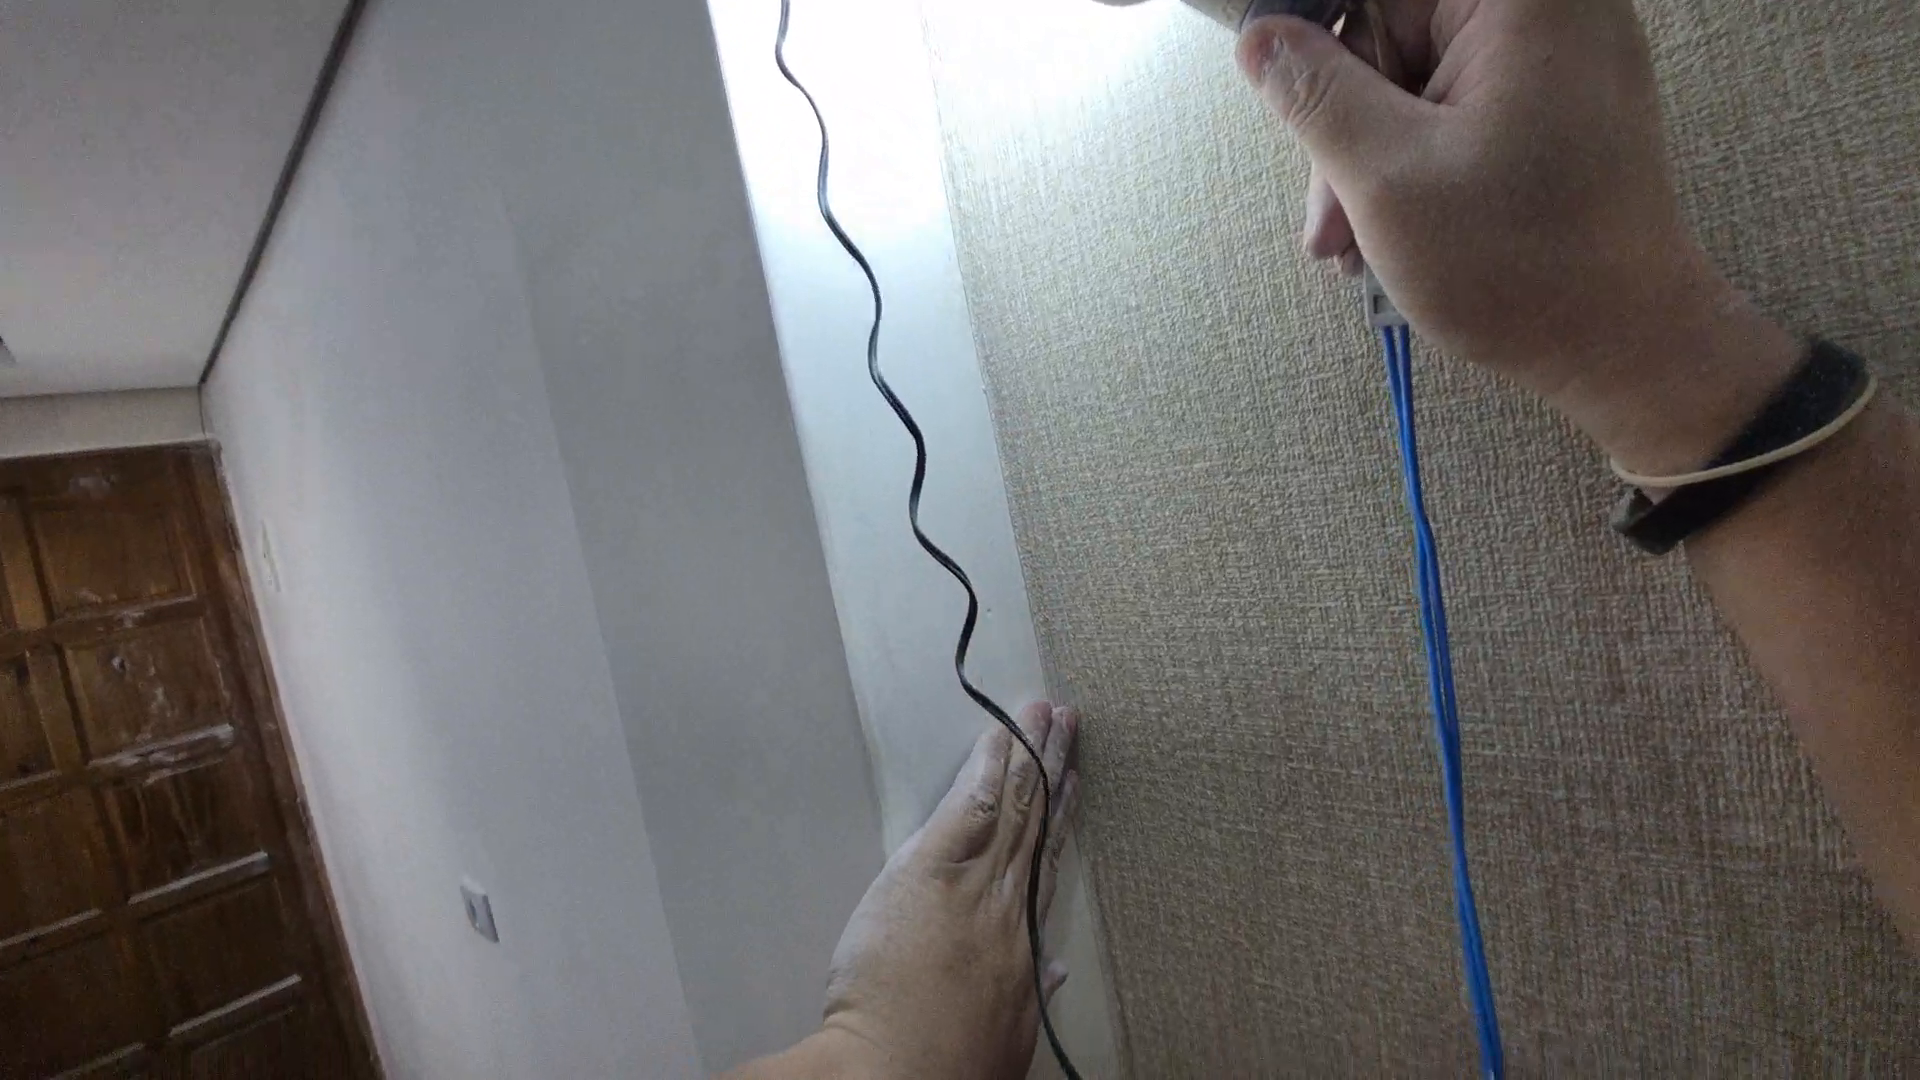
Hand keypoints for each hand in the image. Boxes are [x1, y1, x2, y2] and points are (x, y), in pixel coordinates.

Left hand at [820, 703, 1077, 1079]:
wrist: (893, 1075)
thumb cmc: (947, 1065)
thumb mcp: (1009, 1037)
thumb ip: (1032, 992)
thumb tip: (1056, 966)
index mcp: (1022, 937)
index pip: (1048, 859)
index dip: (1064, 814)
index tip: (1075, 779)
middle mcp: (1007, 899)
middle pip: (1037, 818)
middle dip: (1053, 765)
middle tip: (1067, 721)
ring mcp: (972, 879)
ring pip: (1011, 804)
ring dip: (1028, 753)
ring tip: (1043, 714)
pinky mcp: (929, 867)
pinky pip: (967, 807)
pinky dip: (986, 770)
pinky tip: (998, 738)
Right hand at [1237, 1, 1799, 473]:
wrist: (1609, 339)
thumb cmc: (1509, 260)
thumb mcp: (1384, 178)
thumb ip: (1316, 97)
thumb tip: (1260, 36)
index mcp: (1518, 0)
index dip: (1319, 37)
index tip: (1282, 93)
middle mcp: (1541, 13)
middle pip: (1390, 37)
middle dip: (1341, 128)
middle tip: (1327, 222)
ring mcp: (1544, 65)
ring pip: (1405, 89)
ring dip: (1361, 167)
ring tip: (1352, 246)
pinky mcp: (1540, 112)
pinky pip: (1440, 120)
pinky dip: (1399, 174)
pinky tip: (1384, 234)